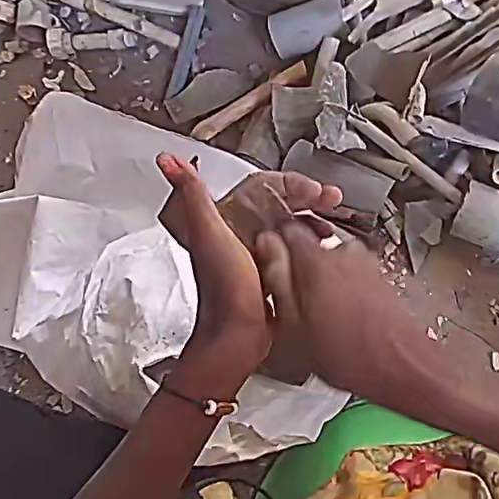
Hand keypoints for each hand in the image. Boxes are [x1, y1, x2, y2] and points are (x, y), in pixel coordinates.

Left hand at [155, 157, 339, 387]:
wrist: (235, 337)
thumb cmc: (222, 290)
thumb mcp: (208, 233)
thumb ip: (192, 194)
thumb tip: (167, 160)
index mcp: (226, 219)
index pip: (263, 186)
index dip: (291, 183)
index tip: (313, 190)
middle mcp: (240, 233)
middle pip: (281, 204)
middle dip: (308, 199)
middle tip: (331, 201)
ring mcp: (257, 254)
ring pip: (290, 226)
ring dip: (312, 222)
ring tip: (329, 228)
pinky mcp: (271, 273)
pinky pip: (295, 250)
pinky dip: (310, 245)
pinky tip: (322, 250)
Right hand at [253, 219, 448, 407]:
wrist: (401, 367)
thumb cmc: (348, 354)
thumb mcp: (293, 322)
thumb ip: (277, 277)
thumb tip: (266, 244)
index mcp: (315, 259)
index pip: (287, 228)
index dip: (274, 244)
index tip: (269, 264)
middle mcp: (343, 252)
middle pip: (310, 246)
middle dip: (299, 269)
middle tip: (293, 302)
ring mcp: (364, 263)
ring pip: (330, 262)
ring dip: (322, 282)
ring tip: (319, 316)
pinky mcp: (379, 276)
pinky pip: (350, 275)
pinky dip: (343, 291)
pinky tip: (342, 319)